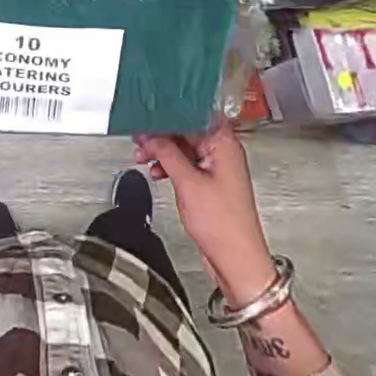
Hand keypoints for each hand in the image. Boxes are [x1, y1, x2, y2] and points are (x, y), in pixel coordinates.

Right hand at [134, 120, 277, 304]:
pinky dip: (170, 166)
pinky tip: (156, 172)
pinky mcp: (211, 183)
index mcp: (224, 144)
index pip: (192, 116)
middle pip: (187, 131)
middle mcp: (223, 152)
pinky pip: (187, 165)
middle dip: (161, 135)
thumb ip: (167, 154)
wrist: (236, 260)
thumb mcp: (188, 183)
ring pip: (185, 149)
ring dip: (163, 152)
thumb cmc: (224, 226)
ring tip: (142, 156)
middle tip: (139, 139)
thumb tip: (152, 136)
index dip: (167, 116)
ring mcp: (217, 168)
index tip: (146, 119)